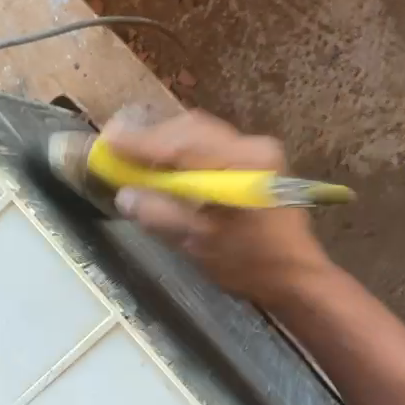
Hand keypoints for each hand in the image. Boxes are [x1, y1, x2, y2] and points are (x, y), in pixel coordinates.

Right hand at [103, 110, 335, 307]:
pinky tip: (167, 165)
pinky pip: (211, 144)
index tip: (106, 141)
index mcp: (240, 165)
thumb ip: (160, 215)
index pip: (181, 144)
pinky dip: (184, 151)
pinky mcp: (256, 160)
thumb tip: (126, 195)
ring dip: (166, 142)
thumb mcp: (199, 244)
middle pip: (190, 129)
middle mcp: (251, 147)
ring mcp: (257, 150)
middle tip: (115, 145)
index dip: (140, 142)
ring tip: (135, 155)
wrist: (297, 276)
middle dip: (150, 136)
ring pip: (200, 133)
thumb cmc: (251, 265)